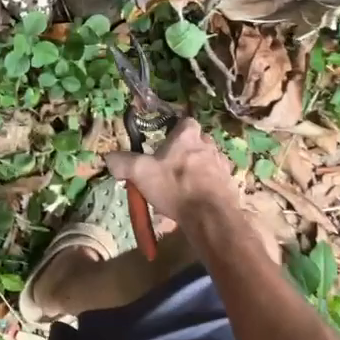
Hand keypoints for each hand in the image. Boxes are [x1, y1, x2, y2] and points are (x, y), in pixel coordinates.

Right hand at [107, 117, 236, 225]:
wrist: (211, 217)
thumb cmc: (175, 187)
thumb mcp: (140, 173)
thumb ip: (122, 162)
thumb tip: (108, 158)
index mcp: (187, 135)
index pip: (184, 121)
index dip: (175, 130)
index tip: (165, 143)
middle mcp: (209, 145)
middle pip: (196, 141)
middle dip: (185, 151)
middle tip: (171, 167)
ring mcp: (222, 165)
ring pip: (207, 161)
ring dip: (198, 169)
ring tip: (183, 186)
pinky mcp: (230, 185)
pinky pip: (217, 180)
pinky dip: (208, 187)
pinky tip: (196, 200)